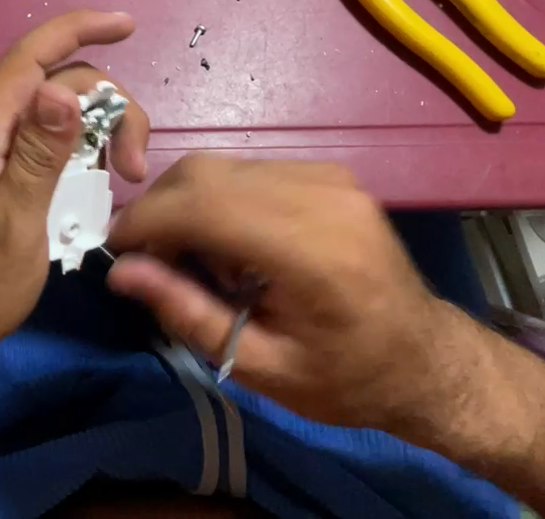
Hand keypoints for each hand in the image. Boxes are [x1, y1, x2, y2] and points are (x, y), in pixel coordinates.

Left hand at [0, 11, 150, 370]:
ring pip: (52, 105)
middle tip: (135, 166)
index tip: (127, 25)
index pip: (30, 58)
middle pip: (53, 80)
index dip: (78, 29)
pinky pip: (43, 132)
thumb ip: (38, 160)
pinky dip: (80, 141)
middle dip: (107, 103)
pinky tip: (98, 173)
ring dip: (99, 123)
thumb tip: (64, 91)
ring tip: (126, 173)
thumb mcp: (13, 232)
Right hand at [104, 156, 492, 441]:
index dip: (146, 220)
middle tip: (148, 258)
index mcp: (313, 252)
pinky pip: (246, 168)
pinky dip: (217, 197)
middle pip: (205, 173)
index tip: (114, 248)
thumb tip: (121, 272)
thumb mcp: (265, 367)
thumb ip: (189, 314)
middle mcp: (321, 195)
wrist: (430, 360)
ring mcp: (327, 176)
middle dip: (159, 209)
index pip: (204, 206)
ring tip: (194, 258)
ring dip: (186, 203)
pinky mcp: (327, 171)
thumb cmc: (348, 379)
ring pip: (220, 165)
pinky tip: (229, 241)